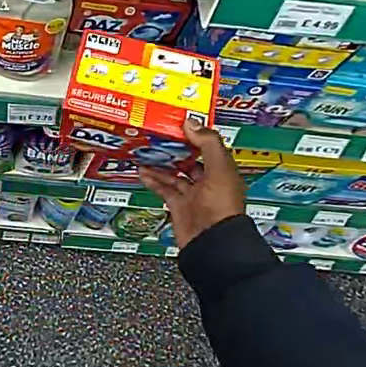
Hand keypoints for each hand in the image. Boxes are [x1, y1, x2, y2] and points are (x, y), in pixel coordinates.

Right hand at [139, 117, 244, 248]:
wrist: (212, 244)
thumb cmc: (221, 208)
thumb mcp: (220, 168)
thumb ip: (207, 143)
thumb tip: (191, 122)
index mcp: (223, 171)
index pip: (208, 147)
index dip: (194, 135)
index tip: (178, 124)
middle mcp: (209, 182)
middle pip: (189, 159)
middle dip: (174, 148)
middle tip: (158, 135)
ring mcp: (193, 195)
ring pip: (174, 174)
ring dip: (160, 163)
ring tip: (146, 151)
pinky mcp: (179, 206)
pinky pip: (164, 189)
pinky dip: (153, 180)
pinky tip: (143, 172)